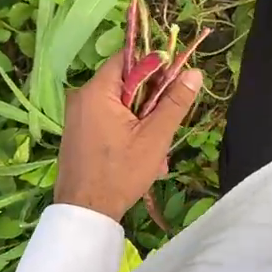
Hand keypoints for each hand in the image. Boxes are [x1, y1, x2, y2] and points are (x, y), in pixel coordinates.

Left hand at [54, 51, 203, 220]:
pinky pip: (109, 119)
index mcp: (97, 91)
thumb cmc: (120, 173)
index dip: (154, 66)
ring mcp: (77, 116)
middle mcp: (82, 96)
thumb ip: (175, 102)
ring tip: (158, 149)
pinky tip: (143, 155)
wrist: (85, 213)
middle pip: (126, 83)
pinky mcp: (78, 132)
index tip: (173, 84)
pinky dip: (128, 131)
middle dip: (151, 101)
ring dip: (143, 121)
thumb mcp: (155, 137)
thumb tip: (195, 72)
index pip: (128, 58)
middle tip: (167, 123)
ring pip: (121, 104)